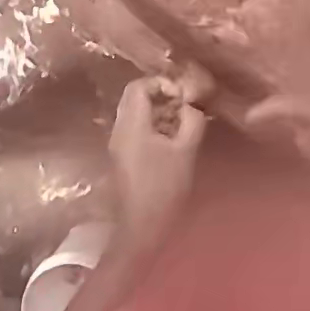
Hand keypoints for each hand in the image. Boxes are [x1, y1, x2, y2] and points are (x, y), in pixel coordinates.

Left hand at [109, 78, 205, 235]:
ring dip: (156, 111)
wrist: (141, 226)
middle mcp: (119, 129)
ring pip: (134, 113)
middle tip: (183, 105)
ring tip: (180, 123)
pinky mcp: (121, 156)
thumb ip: (192, 121)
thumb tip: (191, 105)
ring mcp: (117, 143)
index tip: (182, 95)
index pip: (138, 86)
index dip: (161, 83)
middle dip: (159, 95)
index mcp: (132, 124)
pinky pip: (134, 128)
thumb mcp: (186, 150)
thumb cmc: (164, 187)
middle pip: (133, 97)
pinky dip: (151, 125)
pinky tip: (170, 140)